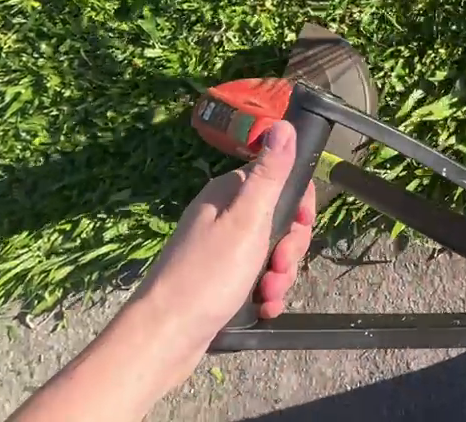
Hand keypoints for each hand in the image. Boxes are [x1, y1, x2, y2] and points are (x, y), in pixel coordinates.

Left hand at [133, 119, 317, 343]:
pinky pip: (257, 275)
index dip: (300, 204)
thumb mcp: (248, 219)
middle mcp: (225, 215)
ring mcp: (221, 248)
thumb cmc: (207, 274)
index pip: (281, 181)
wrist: (162, 341)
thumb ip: (270, 173)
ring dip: (281, 273)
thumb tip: (283, 124)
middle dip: (290, 246)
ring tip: (270, 293)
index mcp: (229, 193)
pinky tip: (265, 306)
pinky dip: (266, 290)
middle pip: (280, 219)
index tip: (303, 225)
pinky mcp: (219, 278)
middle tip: (281, 265)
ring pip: (272, 251)